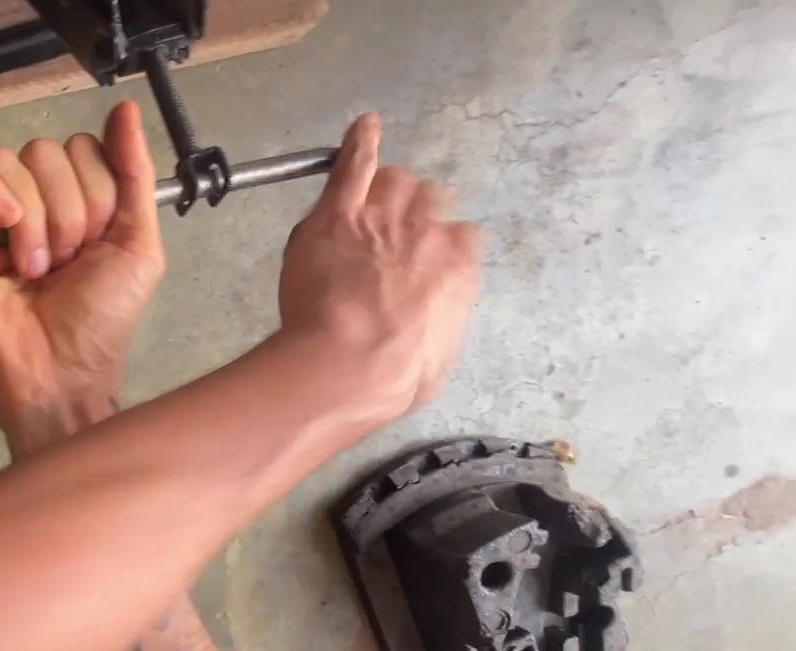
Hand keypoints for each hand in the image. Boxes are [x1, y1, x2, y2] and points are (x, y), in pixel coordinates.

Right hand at [0, 102, 166, 455]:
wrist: (59, 375)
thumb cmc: (100, 324)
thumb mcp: (137, 245)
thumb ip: (134, 176)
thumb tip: (126, 110)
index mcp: (74, 204)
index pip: (79, 149)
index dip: (94, 190)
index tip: (96, 244)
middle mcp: (30, 208)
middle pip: (42, 151)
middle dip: (66, 208)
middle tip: (65, 265)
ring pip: (3, 163)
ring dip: (32, 216)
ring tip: (35, 269)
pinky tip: (4, 226)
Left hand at [279, 114, 480, 421]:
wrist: (349, 364)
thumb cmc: (391, 378)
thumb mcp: (430, 367)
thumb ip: (434, 340)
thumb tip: (426, 344)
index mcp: (457, 268)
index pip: (456, 238)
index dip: (430, 248)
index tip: (411, 263)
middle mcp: (430, 233)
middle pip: (426, 202)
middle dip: (407, 214)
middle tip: (379, 237)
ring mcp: (384, 219)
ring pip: (392, 182)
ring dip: (379, 189)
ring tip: (361, 203)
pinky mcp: (339, 216)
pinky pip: (354, 166)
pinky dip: (358, 145)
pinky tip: (362, 128)